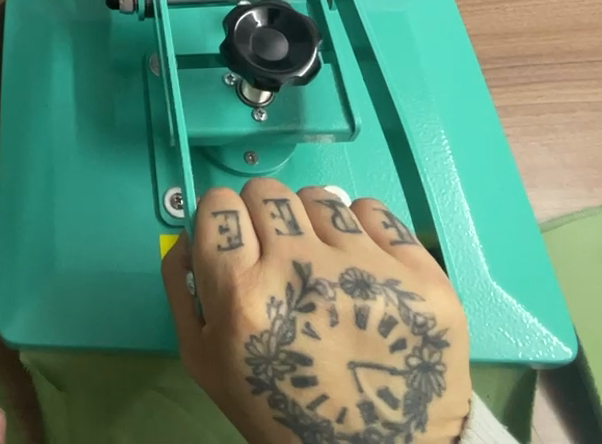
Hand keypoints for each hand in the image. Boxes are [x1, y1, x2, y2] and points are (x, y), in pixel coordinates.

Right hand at [161, 180, 469, 443]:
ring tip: (322, 263)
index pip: (219, 203)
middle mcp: (302, 273)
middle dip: (262, 216)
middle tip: (277, 253)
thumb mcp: (205, 360)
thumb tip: (188, 229)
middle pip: (266, 191)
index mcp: (243, 297)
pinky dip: (361, 229)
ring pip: (319, 197)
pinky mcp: (420, 279)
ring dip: (311, 221)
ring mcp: (366, 273)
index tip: (236, 239)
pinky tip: (360, 264)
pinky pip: (373, 210)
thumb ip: (182, 286)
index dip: (223, 219)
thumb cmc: (280, 410)